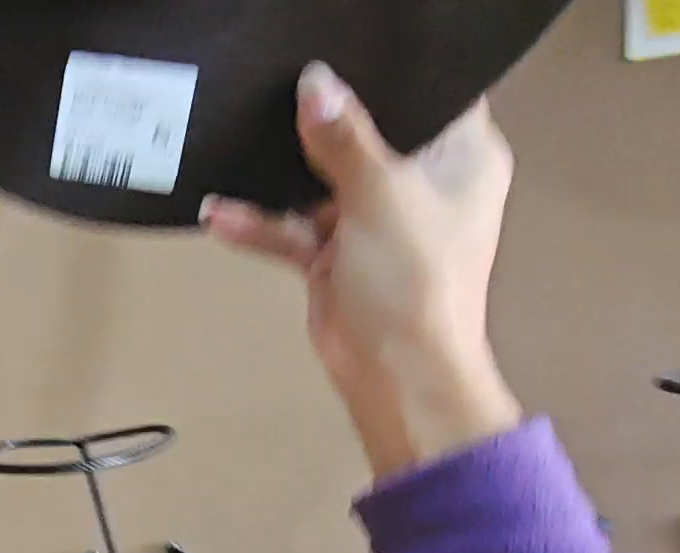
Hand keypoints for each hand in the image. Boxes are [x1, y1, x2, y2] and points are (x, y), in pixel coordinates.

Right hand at [202, 62, 522, 478]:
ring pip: (319, 186)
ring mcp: (371, 224)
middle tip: (274, 87)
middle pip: (363, 137)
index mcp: (458, 158)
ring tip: (232, 151)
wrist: (393, 373)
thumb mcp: (381, 195)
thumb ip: (344, 137)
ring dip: (277, 180)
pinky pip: (294, 231)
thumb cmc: (411, 280)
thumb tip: (314, 83)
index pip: (429, 94)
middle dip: (318, 121)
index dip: (388, 73)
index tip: (338, 51)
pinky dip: (261, 226)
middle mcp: (416, 185)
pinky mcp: (334, 258)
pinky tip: (221, 216)